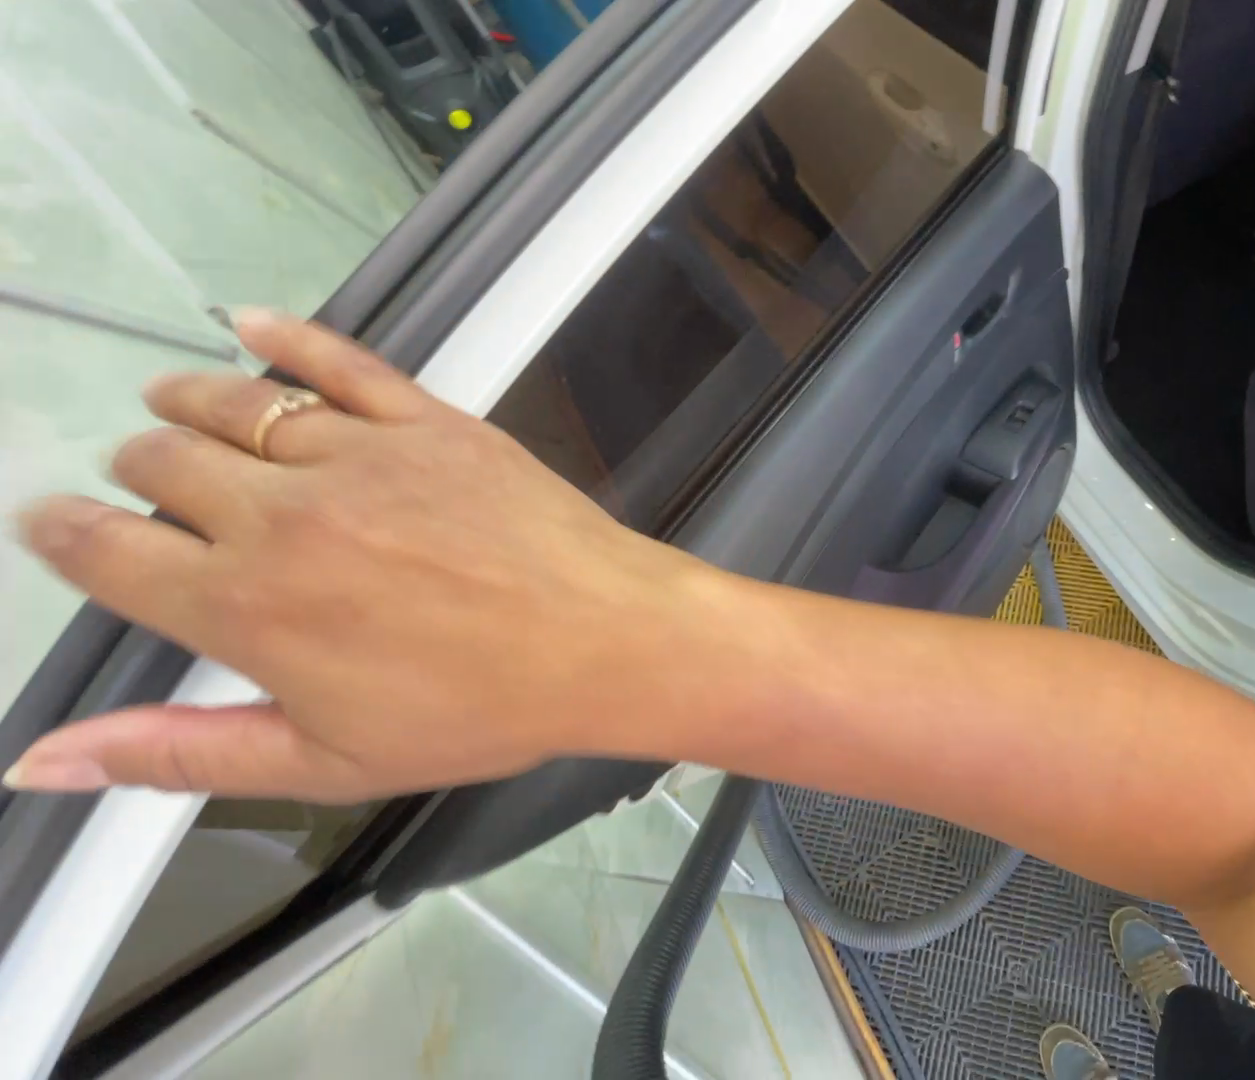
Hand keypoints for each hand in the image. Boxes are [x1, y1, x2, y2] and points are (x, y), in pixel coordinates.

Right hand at [7, 312, 749, 800]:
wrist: (608, 641)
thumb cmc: (488, 707)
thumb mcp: (332, 761)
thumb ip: (182, 754)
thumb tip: (45, 759)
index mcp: (246, 606)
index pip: (102, 549)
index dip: (66, 534)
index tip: (63, 526)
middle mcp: (287, 516)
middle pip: (162, 463)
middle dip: (144, 474)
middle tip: (162, 485)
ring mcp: (366, 458)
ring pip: (235, 404)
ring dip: (188, 403)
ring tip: (176, 408)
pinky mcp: (436, 426)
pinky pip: (344, 363)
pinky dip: (291, 337)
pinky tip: (256, 325)